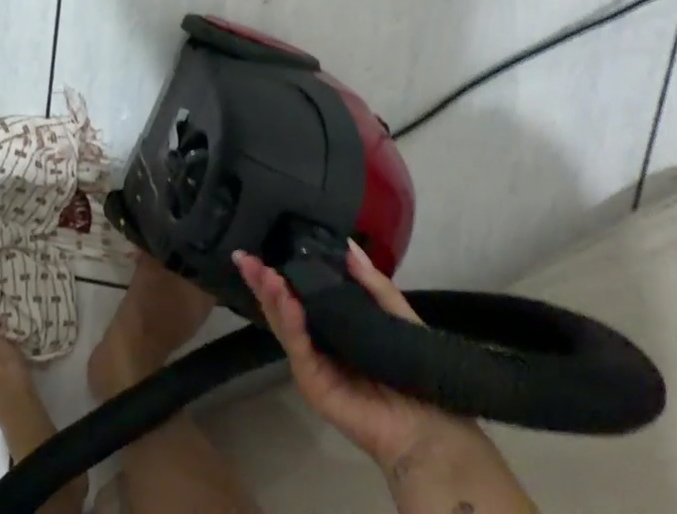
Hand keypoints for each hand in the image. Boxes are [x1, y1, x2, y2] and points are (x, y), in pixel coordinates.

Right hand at [232, 241, 474, 470]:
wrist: (432, 430)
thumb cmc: (418, 374)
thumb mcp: (398, 319)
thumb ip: (374, 285)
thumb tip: (348, 245)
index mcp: (332, 327)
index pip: (299, 295)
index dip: (281, 273)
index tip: (264, 248)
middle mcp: (314, 341)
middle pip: (281, 306)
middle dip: (262, 280)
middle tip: (244, 257)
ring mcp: (309, 361)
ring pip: (282, 323)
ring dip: (270, 296)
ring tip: (261, 272)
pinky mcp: (310, 380)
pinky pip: (297, 346)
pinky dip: (290, 321)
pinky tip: (286, 301)